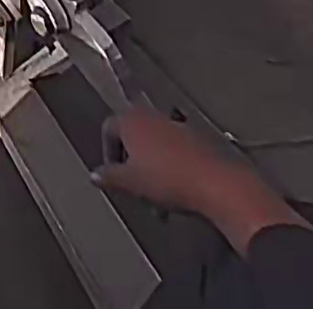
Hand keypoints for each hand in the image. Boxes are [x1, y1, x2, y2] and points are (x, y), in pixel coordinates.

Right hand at [94, 108, 247, 211]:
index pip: (108, 129)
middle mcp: (151, 115)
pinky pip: (177, 149)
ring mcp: (176, 124)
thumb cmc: (168, 180)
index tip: (113, 175)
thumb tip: (94, 175)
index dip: (108, 153)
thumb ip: (108, 177)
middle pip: (133, 136)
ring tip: (160, 196)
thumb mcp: (130, 183)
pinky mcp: (198, 137)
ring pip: (155, 145)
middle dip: (132, 163)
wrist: (218, 185)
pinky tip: (180, 188)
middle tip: (136, 187)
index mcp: (130, 120)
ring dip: (153, 167)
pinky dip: (173, 166)